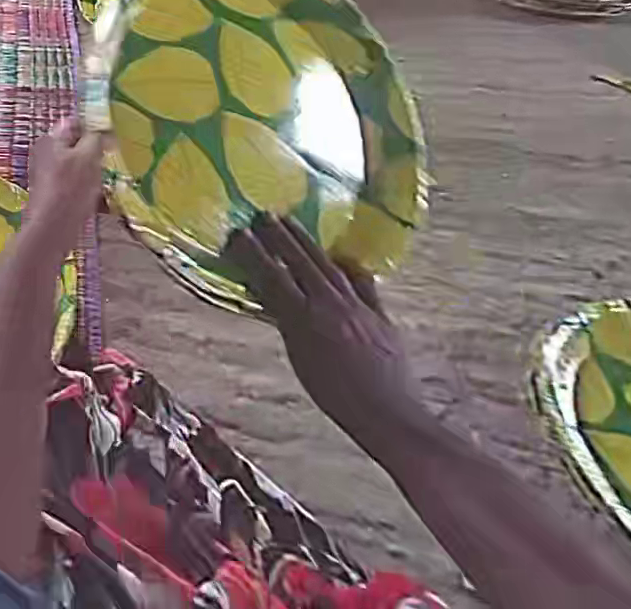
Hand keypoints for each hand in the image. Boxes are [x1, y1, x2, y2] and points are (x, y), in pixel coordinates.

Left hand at [21, 117, 105, 239]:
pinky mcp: (51, 192)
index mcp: (51, 139)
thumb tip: (101, 131)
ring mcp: (46, 173)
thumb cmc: (71, 187)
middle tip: (106, 161)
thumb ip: (95, 139)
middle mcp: (45, 153)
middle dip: (93, 152)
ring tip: (101, 182)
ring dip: (91, 171)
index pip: (74, 123)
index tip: (108, 139)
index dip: (93, 127)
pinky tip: (94, 197)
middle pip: (75, 145)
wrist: (53, 227)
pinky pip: (73, 182)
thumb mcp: (88, 156)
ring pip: (76, 165)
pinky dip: (84, 186)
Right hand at [225, 214, 428, 454]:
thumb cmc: (336, 396)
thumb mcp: (300, 359)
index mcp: (304, 318)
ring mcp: (358, 305)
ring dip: (307, 242)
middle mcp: (330, 304)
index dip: (255, 253)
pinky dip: (348, 266)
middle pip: (300, 261)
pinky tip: (341, 257)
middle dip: (280, 236)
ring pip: (327, 264)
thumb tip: (269, 294)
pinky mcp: (380, 312)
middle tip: (265, 215)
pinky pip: (361, 280)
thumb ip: (286, 322)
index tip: (240, 233)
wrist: (390, 415)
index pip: (272, 276)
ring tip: (292, 223)